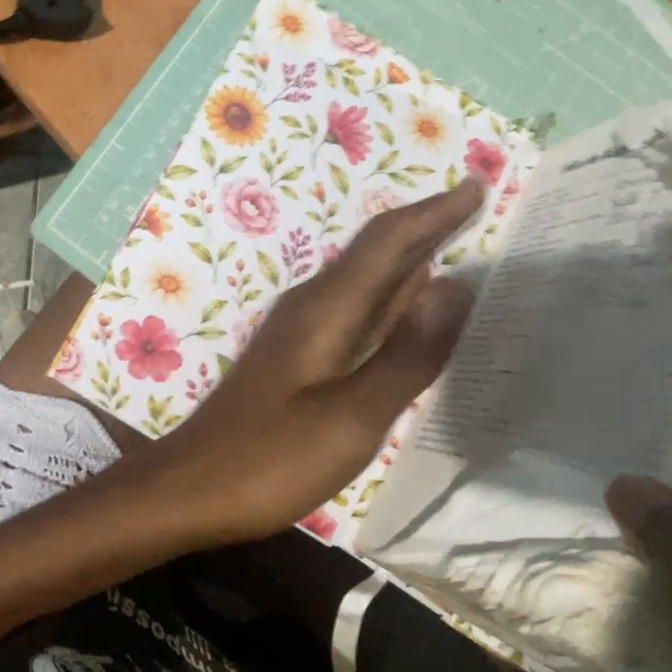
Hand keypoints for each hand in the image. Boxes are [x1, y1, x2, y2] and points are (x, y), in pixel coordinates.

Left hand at [134, 179, 483, 546]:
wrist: (191, 487)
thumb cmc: (271, 459)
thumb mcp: (351, 416)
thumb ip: (404, 354)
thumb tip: (455, 286)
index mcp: (324, 311)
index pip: (386, 243)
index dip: (433, 213)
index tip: (478, 184)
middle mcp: (310, 309)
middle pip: (375, 255)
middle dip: (426, 229)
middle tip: (480, 210)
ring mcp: (299, 334)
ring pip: (364, 283)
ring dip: (410, 263)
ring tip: (460, 251)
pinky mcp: (295, 360)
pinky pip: (354, 313)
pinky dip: (390, 302)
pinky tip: (410, 318)